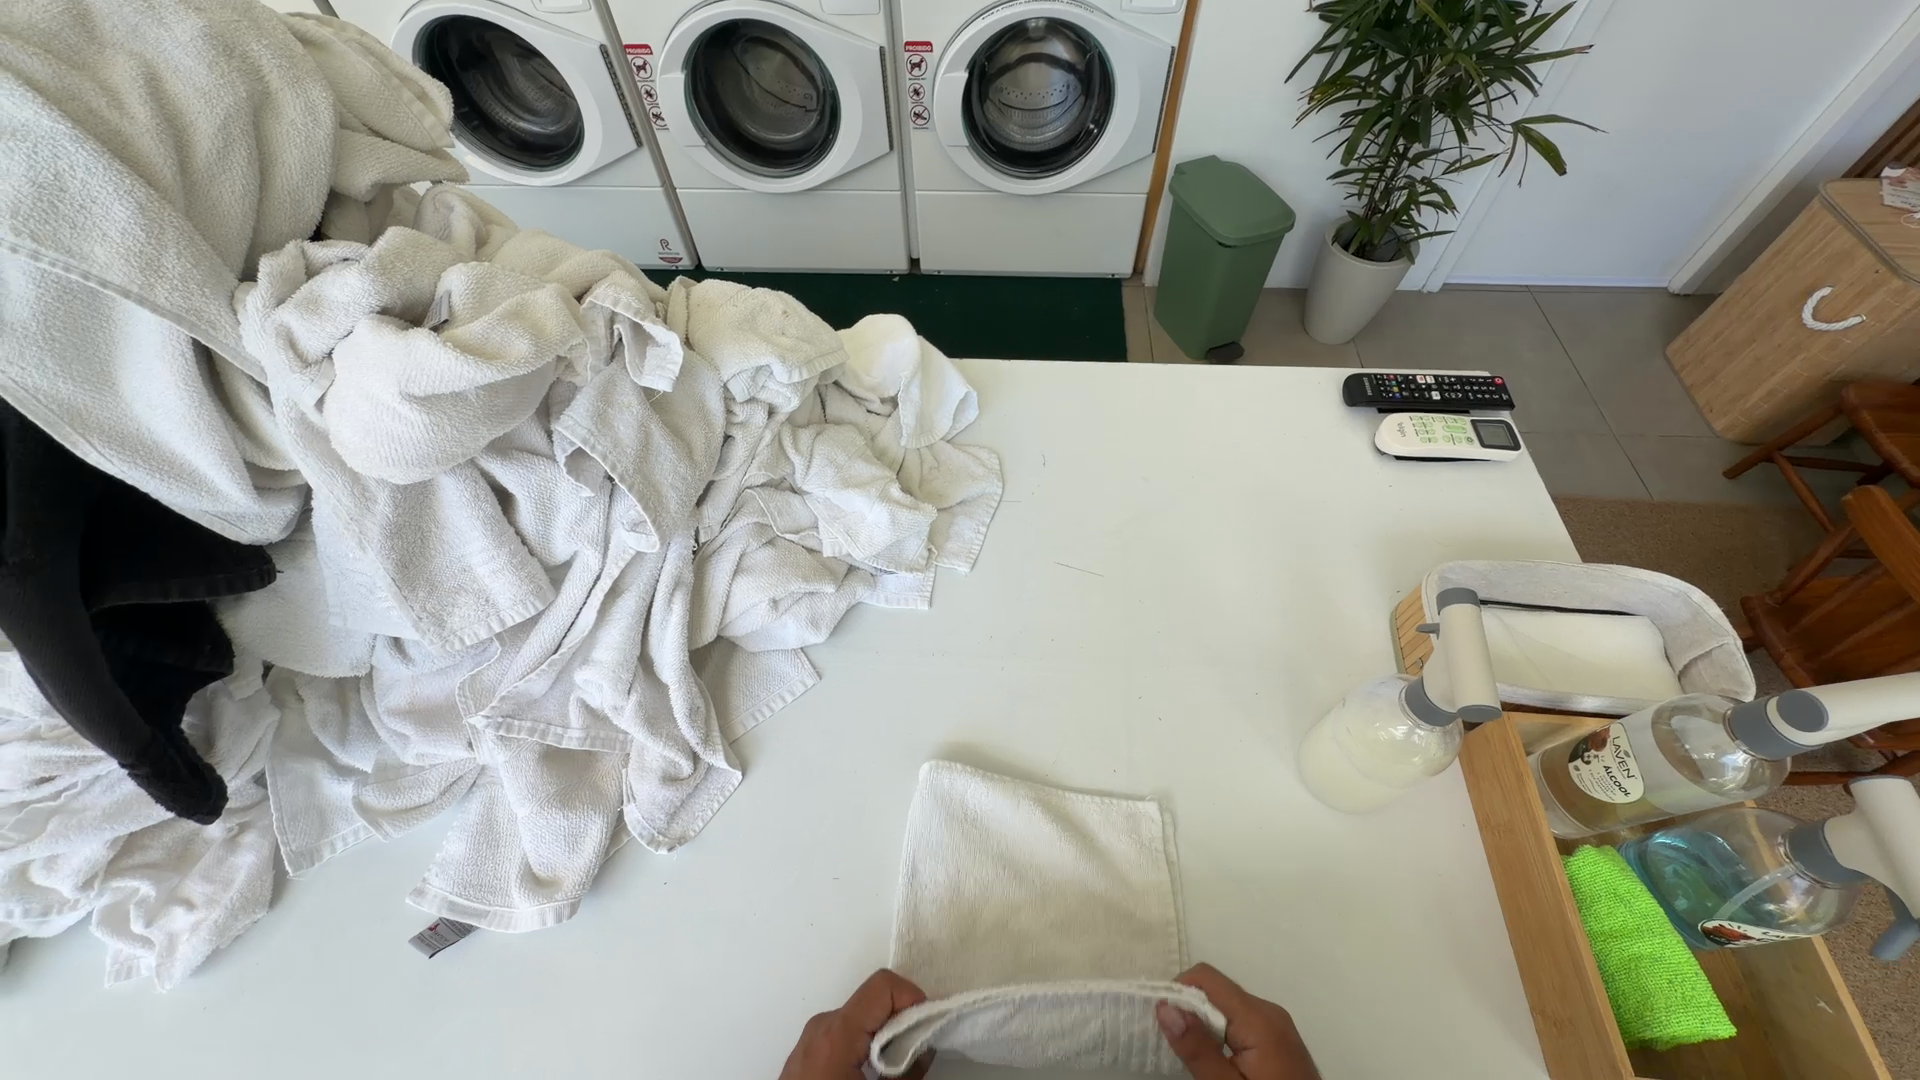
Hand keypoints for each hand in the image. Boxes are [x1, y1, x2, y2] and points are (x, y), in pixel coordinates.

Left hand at [778, 969, 932, 1079]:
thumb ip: (909, 1074)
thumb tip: (924, 1050)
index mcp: (838, 1032)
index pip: (883, 985)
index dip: (912, 998)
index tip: (927, 1028)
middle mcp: (822, 1025)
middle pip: (873, 1000)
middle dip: (901, 1020)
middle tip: (919, 1050)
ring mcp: (811, 1038)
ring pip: (861, 1017)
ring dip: (884, 1035)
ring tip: (897, 1068)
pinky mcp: (807, 1052)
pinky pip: (845, 1033)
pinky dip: (866, 1044)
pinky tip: (873, 1075)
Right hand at [1157, 963, 1319, 1079]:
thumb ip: (1198, 1049)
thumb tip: (1164, 1006)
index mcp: (1258, 1017)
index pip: (1206, 977)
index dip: (1178, 991)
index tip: (1164, 1022)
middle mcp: (1270, 1011)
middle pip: (1217, 992)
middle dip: (1192, 1013)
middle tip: (1180, 1050)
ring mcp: (1278, 1026)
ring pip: (1228, 1008)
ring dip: (1207, 1026)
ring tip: (1201, 1061)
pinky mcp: (1280, 1040)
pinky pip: (1243, 1022)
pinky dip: (1224, 1035)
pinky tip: (1222, 1064)